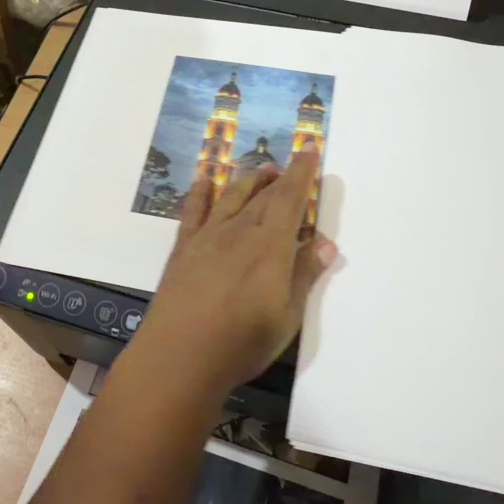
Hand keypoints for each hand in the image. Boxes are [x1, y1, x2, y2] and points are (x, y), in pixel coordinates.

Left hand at [133, 148, 334, 395]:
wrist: (178, 355)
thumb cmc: (241, 342)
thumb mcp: (285, 316)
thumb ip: (304, 275)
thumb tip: (324, 241)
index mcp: (269, 246)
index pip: (289, 198)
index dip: (301, 172)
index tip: (309, 147)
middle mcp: (238, 232)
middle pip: (263, 196)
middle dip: (279, 177)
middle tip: (290, 164)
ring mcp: (207, 238)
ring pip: (231, 197)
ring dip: (248, 180)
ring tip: (262, 170)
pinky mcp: (183, 249)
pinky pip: (194, 211)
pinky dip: (201, 192)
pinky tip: (204, 180)